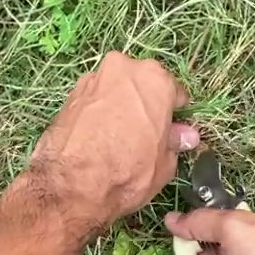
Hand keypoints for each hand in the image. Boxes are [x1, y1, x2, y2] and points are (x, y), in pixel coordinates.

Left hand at [20, 51, 196, 228]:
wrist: (72, 185)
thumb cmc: (127, 172)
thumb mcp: (164, 163)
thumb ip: (175, 142)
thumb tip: (184, 136)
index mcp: (155, 79)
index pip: (174, 93)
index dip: (175, 115)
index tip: (172, 131)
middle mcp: (123, 69)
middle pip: (142, 86)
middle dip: (146, 107)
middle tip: (146, 137)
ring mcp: (92, 80)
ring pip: (115, 92)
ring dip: (120, 109)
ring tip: (119, 141)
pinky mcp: (69, 96)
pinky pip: (94, 103)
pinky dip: (98, 116)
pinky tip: (99, 141)